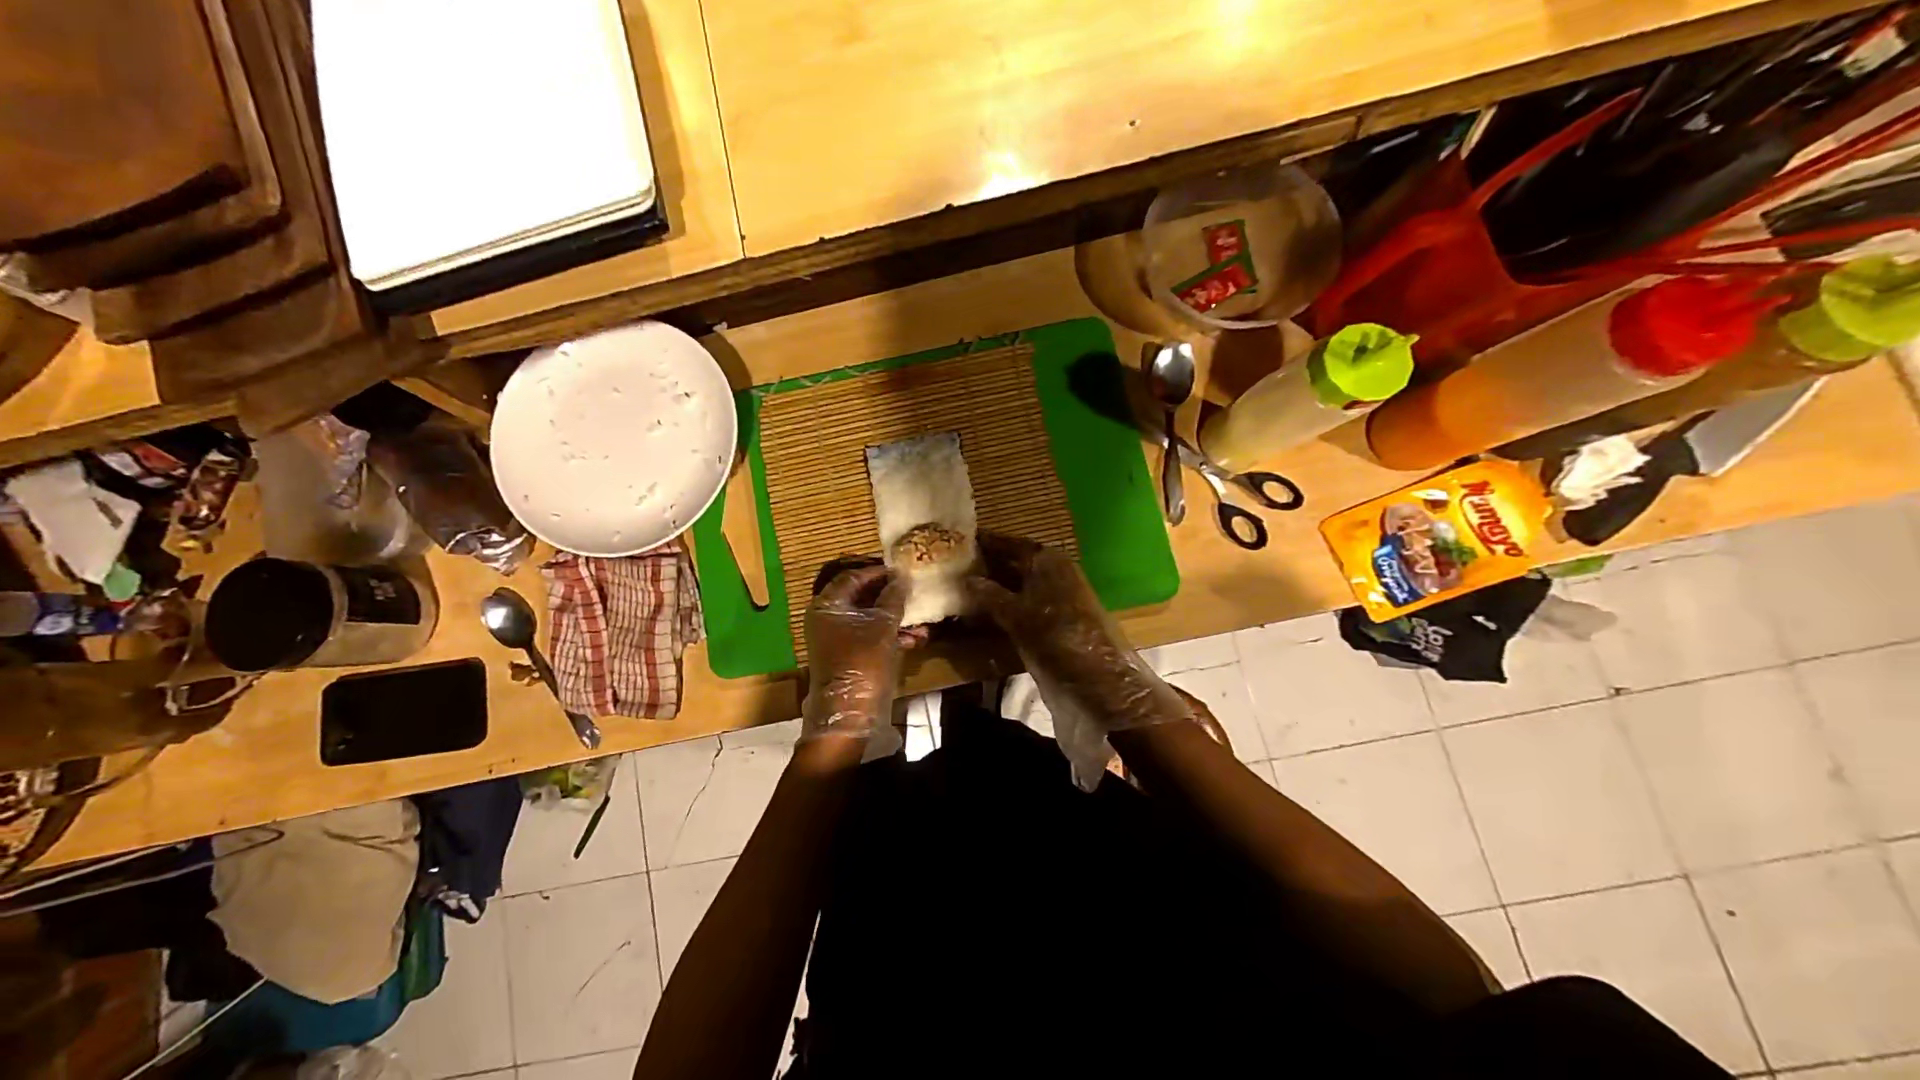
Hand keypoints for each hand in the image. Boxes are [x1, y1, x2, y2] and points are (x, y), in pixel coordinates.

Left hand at [800, 564, 907, 743]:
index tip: (902, 571)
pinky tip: (914, 640)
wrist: (848, 712)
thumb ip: (893, 598)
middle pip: (860, 597)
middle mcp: (826, 618)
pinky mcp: (846, 655)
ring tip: (920, 622)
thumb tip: (901, 578)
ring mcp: (835, 638)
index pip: (853, 576)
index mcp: (827, 605)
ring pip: (868, 618)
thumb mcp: (882, 626)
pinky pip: (868, 636)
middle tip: (912, 592)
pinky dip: (889, 635)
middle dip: (889, 596)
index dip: (878, 572)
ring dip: (894, 618)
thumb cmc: (862, 661)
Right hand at [964, 533, 1188, 731]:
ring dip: (989, 590)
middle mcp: (1052, 572)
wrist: (1096, 680)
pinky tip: (978, 615)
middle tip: (949, 569)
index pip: (1009, 543)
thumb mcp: (1017, 614)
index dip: (984, 542)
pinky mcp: (1052, 622)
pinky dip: (1000, 609)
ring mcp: (1053, 598)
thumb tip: (965, 578)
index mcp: (1047, 560)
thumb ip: (990, 594)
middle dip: (983, 567)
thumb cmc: (1056, 637)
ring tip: (956, 591)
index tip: (955, 542)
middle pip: (1012, 563)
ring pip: (1014, 587)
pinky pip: (1020, 607)